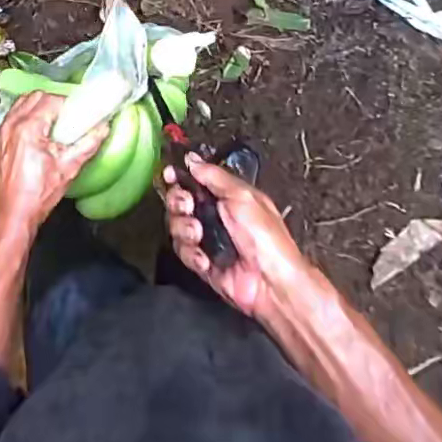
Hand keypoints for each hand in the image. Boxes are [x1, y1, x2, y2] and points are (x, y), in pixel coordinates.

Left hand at [0, 91, 109, 229]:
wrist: (13, 213)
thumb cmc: (38, 193)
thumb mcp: (69, 167)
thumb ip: (88, 144)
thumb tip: (103, 128)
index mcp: (28, 127)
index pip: (52, 100)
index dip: (68, 104)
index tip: (79, 113)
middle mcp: (12, 124)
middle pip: (36, 97)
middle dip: (54, 102)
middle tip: (68, 116)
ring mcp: (2, 130)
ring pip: (22, 102)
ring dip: (39, 105)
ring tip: (54, 122)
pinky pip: (13, 114)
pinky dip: (26, 114)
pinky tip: (37, 130)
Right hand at [164, 154, 313, 320]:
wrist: (271, 283)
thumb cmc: (265, 236)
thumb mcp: (242, 196)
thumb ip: (214, 176)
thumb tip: (192, 159)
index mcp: (226, 196)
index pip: (195, 180)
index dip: (179, 177)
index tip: (170, 175)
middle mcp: (213, 215)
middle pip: (178, 201)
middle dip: (178, 201)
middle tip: (187, 206)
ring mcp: (206, 239)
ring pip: (176, 225)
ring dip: (184, 228)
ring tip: (198, 235)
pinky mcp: (201, 262)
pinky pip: (183, 252)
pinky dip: (191, 254)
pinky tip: (204, 259)